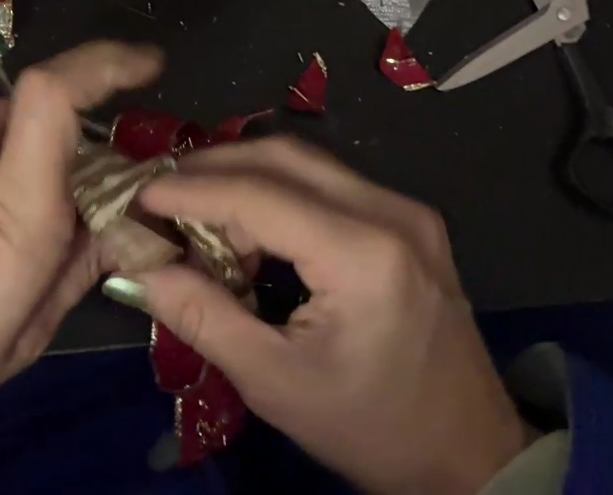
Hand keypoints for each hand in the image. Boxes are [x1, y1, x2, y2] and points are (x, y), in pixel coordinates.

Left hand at [0, 40, 162, 436]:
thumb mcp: (27, 334)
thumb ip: (82, 262)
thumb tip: (125, 218)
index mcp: (8, 213)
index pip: (51, 97)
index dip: (104, 63)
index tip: (147, 64)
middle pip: (41, 110)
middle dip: (80, 137)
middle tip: (90, 194)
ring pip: (5, 122)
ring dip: (34, 149)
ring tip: (28, 215)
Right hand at [128, 138, 530, 494]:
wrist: (473, 457)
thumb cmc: (373, 428)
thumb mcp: (275, 383)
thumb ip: (201, 316)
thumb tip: (140, 268)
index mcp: (363, 255)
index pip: (257, 194)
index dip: (189, 190)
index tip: (138, 196)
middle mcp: (390, 212)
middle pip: (280, 156)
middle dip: (211, 169)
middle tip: (162, 197)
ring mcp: (405, 209)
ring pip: (302, 160)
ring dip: (241, 177)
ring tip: (198, 217)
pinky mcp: (407, 218)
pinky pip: (325, 181)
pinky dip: (274, 191)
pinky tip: (248, 227)